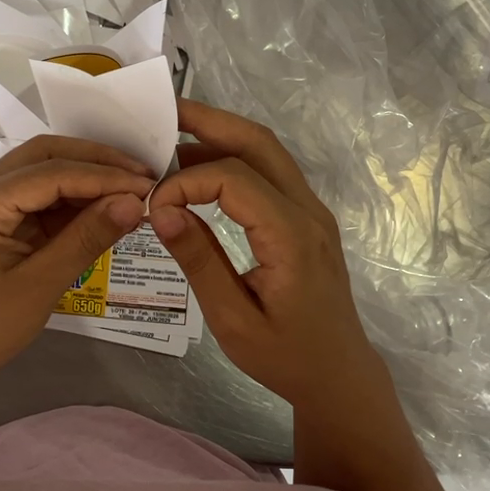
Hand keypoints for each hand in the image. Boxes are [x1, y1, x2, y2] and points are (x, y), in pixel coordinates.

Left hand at [0, 136, 154, 385]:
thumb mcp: (42, 284)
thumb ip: (87, 238)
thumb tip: (134, 202)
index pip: (50, 172)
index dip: (103, 175)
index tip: (147, 186)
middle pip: (44, 156)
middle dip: (95, 163)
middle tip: (142, 179)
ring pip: (43, 172)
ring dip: (87, 180)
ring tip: (132, 195)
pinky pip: (39, 198)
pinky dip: (73, 202)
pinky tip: (106, 211)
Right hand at [145, 99, 371, 404]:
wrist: (338, 375)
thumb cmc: (285, 357)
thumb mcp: (232, 320)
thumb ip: (198, 261)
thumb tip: (160, 211)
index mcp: (291, 236)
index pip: (233, 179)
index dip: (185, 182)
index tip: (150, 207)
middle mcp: (308, 211)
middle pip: (258, 142)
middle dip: (208, 122)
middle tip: (160, 115)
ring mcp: (311, 211)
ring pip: (266, 151)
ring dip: (220, 136)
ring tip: (171, 138)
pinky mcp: (305, 219)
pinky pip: (269, 173)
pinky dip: (232, 160)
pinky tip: (198, 172)